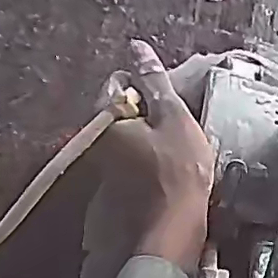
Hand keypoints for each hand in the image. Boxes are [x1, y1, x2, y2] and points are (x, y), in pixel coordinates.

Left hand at [99, 40, 217, 271]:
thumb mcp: (175, 118)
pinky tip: (169, 180)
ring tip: (178, 156)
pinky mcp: (115, 196)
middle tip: (179, 130)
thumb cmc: (179, 170)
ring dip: (149, 144)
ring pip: (128, 143)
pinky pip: (133, 169)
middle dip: (148, 117)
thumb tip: (137, 47)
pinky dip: (148, 169)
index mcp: (109, 118)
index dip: (149, 88)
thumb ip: (156, 82)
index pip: (121, 83)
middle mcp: (97, 142)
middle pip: (123, 115)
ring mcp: (104, 171)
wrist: (171, 231)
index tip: (173, 104)